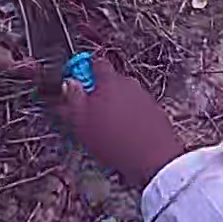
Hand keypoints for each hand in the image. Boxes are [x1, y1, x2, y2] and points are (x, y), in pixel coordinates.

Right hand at [57, 56, 185, 188]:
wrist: (152, 158)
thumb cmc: (115, 140)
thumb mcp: (81, 122)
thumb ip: (73, 98)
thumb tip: (68, 84)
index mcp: (110, 81)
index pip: (96, 63)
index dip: (84, 71)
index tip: (76, 83)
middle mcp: (129, 83)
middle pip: (110, 81)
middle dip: (98, 94)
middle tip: (88, 114)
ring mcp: (144, 97)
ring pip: (123, 97)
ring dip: (114, 108)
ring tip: (106, 130)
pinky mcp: (154, 112)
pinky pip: (136, 110)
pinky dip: (129, 118)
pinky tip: (123, 136)